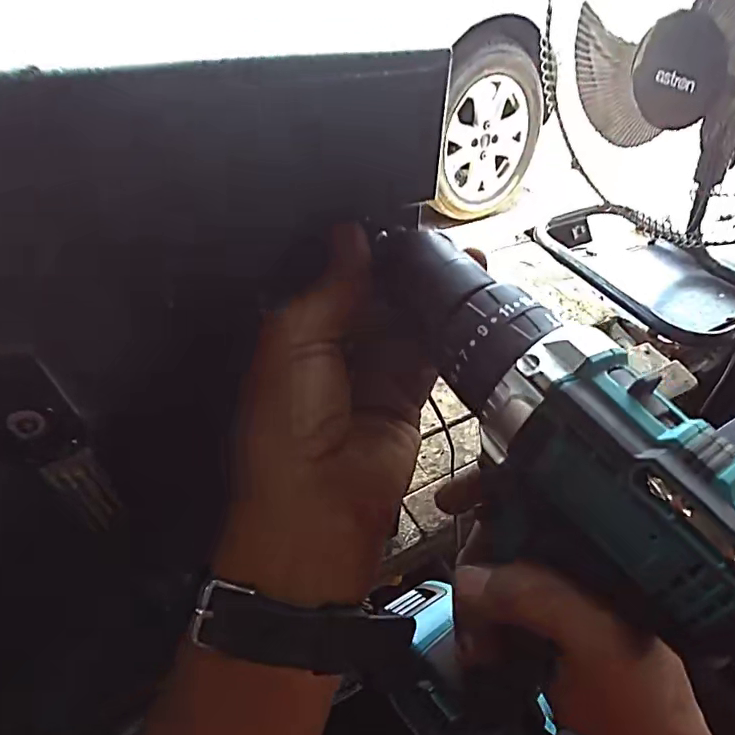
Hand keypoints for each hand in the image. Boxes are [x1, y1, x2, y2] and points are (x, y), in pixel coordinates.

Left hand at [216, 224, 434, 605]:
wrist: (320, 503)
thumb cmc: (283, 437)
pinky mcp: (408, 400)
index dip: (359, 256)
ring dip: (425, 301)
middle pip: (375, 301)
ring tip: (448, 268)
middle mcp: (337, 357)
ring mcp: (374, 379)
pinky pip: (428, 357)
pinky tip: (451, 308)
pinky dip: (440, 334)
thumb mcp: (292, 341)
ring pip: (405, 326)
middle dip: (398, 275)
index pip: (334, 284)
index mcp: (296, 339)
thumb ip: (329, 289)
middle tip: (426, 245)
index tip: (385, 231)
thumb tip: (350, 239)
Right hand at [441, 464, 706, 734]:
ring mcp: (559, 597)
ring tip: (481, 650)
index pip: (544, 498)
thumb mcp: (594, 638)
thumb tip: (471, 578)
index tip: (454, 498)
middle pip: (506, 538)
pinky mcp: (542, 628)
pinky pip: (496, 614)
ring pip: (495, 579)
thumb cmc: (639, 695)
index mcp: (601, 551)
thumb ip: (538, 597)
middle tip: (470, 613)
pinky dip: (481, 630)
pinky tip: (484, 654)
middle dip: (476, 572)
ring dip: (475, 610)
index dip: (498, 488)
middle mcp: (578, 565)